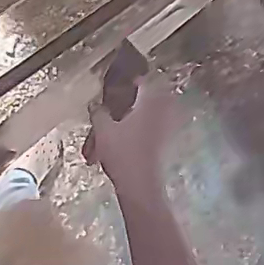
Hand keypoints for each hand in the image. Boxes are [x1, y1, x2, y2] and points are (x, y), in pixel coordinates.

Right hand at [87, 72, 176, 194]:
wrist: (141, 185)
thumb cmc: (122, 153)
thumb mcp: (103, 130)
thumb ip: (98, 113)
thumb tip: (95, 103)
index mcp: (150, 101)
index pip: (142, 80)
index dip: (129, 80)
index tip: (117, 82)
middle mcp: (164, 110)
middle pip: (148, 97)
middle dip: (132, 100)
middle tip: (115, 105)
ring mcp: (168, 128)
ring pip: (150, 115)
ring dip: (136, 117)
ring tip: (116, 125)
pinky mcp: (167, 143)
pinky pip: (153, 128)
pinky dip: (140, 130)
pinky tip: (124, 140)